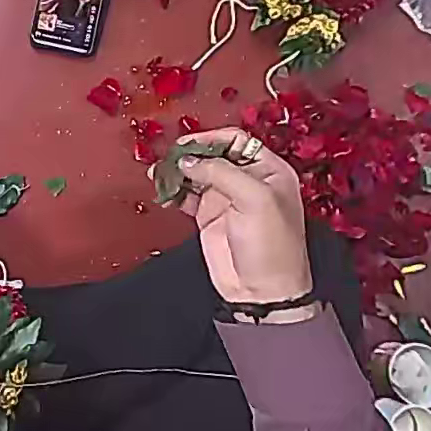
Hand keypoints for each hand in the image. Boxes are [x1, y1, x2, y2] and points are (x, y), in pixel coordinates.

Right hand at [171, 128, 314, 316]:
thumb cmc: (271, 245)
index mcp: (268, 170)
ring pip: (197, 173)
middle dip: (190, 154)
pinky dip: (173, 191)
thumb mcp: (255, 199)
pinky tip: (163, 191)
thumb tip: (188, 160)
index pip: (236, 140)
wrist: (262, 292)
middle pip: (213, 154)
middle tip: (170, 158)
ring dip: (177, 171)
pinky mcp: (208, 216)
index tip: (188, 144)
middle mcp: (247, 180)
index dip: (211, 138)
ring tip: (158, 173)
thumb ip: (221, 173)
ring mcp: (226, 198)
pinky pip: (186, 195)